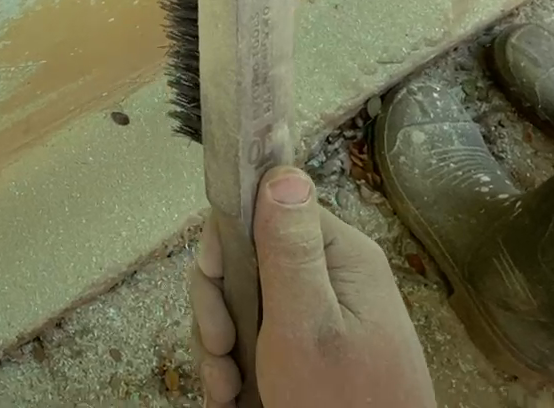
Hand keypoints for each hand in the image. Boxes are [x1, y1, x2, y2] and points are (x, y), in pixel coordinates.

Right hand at [190, 167, 434, 407]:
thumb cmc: (342, 407)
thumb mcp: (308, 328)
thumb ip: (290, 250)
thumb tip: (283, 169)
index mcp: (341, 256)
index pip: (263, 207)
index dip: (226, 240)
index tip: (211, 280)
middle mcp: (328, 274)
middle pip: (241, 255)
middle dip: (216, 304)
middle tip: (218, 347)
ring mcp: (313, 310)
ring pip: (235, 296)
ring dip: (216, 340)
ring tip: (225, 388)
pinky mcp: (300, 343)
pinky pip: (245, 330)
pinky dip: (227, 361)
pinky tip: (232, 393)